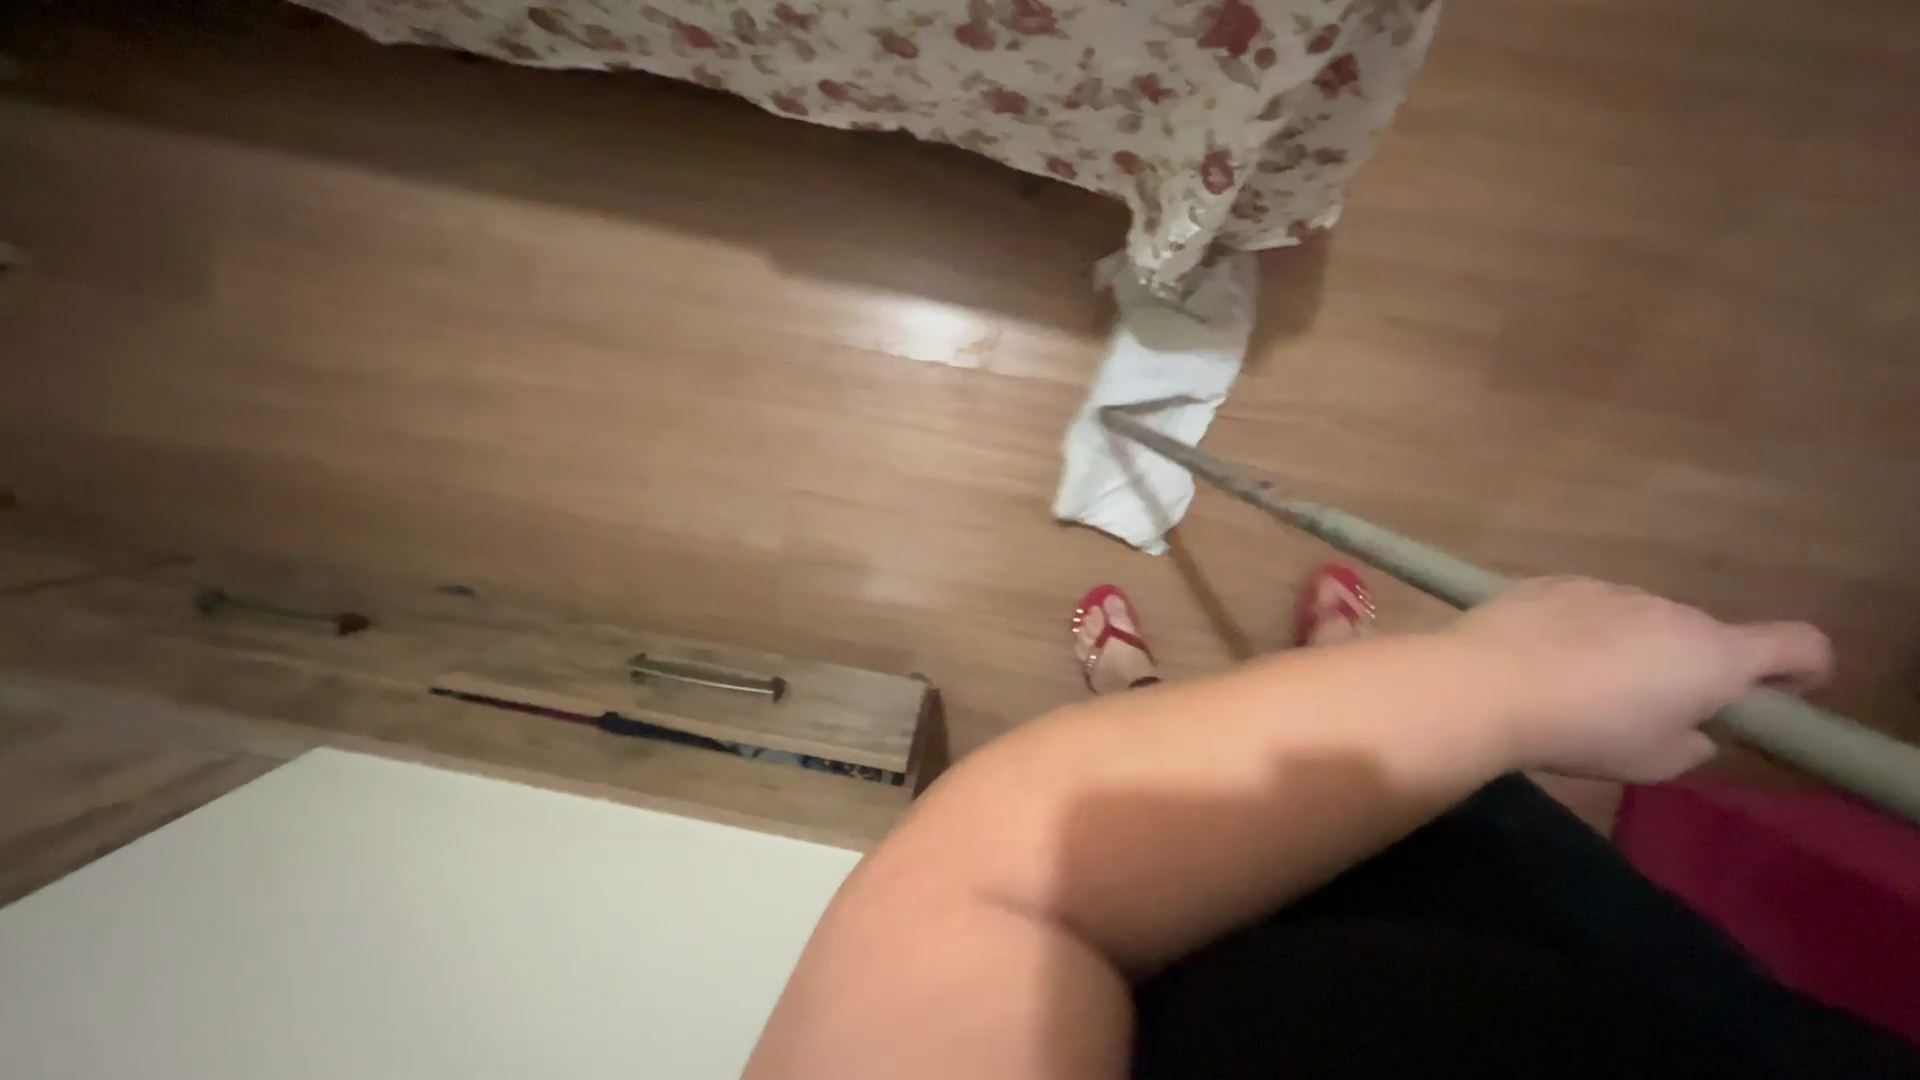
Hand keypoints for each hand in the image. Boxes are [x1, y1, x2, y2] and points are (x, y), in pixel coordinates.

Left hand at [1448, 577, 1832, 781]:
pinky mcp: (1544, 582)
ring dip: (1626, 641)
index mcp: (1713, 652)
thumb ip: (1693, 743)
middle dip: (1688, 663)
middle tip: (1643, 703)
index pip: (1801, 644)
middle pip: (1702, 632)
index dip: (1799, 671)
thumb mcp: (1655, 761)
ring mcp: (1600, 588)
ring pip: (1636, 616)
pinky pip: (1580, 605)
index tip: (1770, 695)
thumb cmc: (1579, 731)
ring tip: (1575, 679)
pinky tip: (1537, 653)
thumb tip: (1692, 729)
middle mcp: (1664, 608)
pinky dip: (1574, 625)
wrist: (1479, 685)